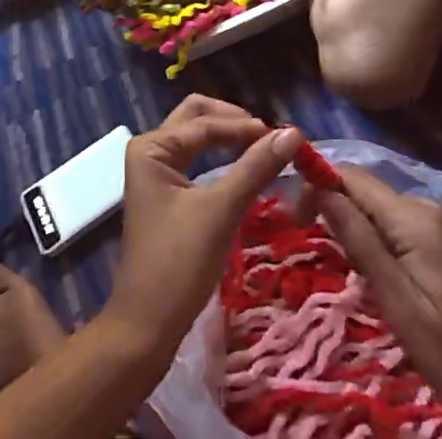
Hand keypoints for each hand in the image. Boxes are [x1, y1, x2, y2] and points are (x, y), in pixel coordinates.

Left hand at [104, 95, 304, 351]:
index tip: (287, 139)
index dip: (246, 128)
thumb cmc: (179, 263)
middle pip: (197, 118)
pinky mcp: (168, 193)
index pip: (205, 123)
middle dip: (234, 123)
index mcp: (151, 147)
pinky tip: (247, 167)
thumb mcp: (220, 211)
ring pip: (198, 138)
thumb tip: (293, 133)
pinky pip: (198, 160)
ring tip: (267, 149)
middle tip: (271, 139)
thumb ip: (255, 168)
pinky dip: (224, 158)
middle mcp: (150, 150)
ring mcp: (157, 172)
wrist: (148, 323)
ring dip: (230, 138)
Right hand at [311, 166, 441, 432]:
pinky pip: (403, 226)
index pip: (352, 176)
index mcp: (415, 220)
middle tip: (324, 259)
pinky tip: (385, 278)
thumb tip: (321, 191)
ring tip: (354, 276)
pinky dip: (382, 241)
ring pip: (382, 210)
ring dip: (358, 230)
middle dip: (335, 211)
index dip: (317, 185)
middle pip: (366, 191)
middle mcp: (430, 209)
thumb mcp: (401, 305)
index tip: (294, 220)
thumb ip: (361, 243)